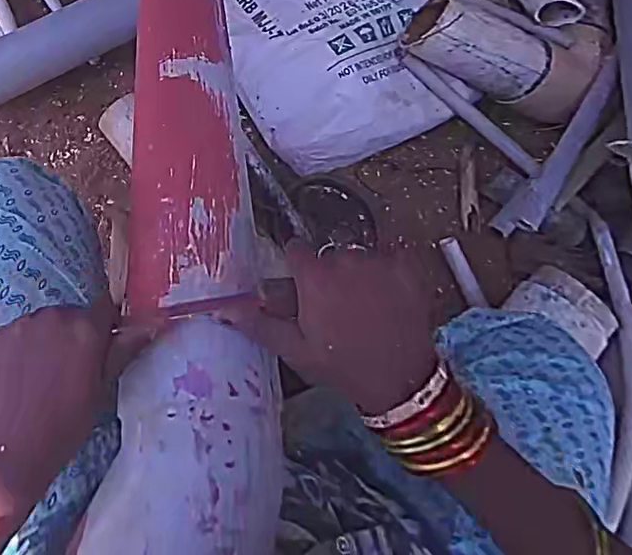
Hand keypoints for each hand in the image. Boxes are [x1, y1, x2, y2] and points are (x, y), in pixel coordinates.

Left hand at [0, 298, 147, 503]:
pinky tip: (22, 373)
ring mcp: (25, 324)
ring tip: (43, 373)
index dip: (106, 324)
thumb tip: (146, 327)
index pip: (106, 306)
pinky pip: (22, 331)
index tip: (102, 344)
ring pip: (47, 321)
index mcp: (87, 329)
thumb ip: (122, 351)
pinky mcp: (1, 335)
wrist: (11, 453)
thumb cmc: (65, 425)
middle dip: (76, 333)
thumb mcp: (101, 389)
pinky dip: (24, 344)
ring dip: (50, 337)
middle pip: (74, 314)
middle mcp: (57, 316)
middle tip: (71, 367)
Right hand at [221, 241, 437, 413]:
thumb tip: (227, 308)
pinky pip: (390, 257)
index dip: (298, 266)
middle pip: (328, 255)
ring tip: (366, 308)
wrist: (402, 382)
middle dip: (330, 274)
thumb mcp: (296, 350)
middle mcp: (343, 259)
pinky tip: (389, 300)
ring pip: (358, 256)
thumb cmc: (342, 366)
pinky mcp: (405, 264)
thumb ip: (261, 323)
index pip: (295, 249)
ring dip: (358, 273)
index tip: (305, 286)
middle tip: (337, 308)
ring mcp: (377, 259)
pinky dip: (388, 273)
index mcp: (313, 276)